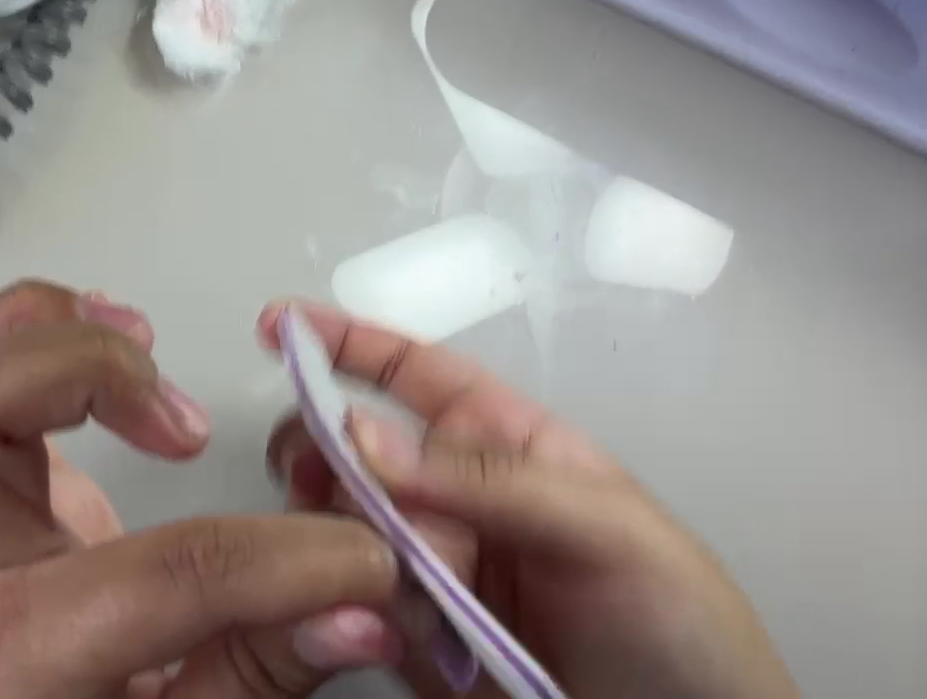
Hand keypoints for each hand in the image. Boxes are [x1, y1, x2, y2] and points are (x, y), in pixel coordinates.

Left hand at [0, 281, 403, 698]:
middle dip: (84, 371)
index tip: (359, 554)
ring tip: (142, 340)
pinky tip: (109, 328)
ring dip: (43, 326)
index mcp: (20, 653)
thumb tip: (359, 603)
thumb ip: (262, 669)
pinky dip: (36, 327)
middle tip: (185, 420)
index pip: (151, 574)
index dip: (276, 560)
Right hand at [262, 302, 797, 698]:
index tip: (277, 325)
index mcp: (495, 442)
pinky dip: (337, 589)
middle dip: (324, 453)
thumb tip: (360, 433)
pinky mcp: (390, 616)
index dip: (340, 340)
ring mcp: (412, 553)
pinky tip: (383, 619)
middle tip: (328, 486)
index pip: (405, 369)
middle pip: (343, 439)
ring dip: (340, 532)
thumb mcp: (612, 534)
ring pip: (327, 509)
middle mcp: (440, 488)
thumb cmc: (681, 635)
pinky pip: (332, 582)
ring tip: (396, 580)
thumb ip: (489, 478)